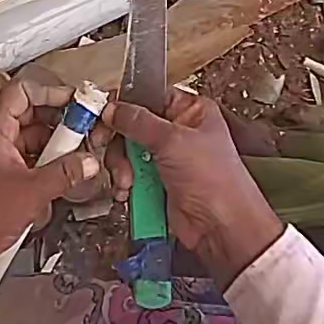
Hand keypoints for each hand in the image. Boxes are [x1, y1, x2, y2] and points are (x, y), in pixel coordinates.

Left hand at [0, 79, 101, 255]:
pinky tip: (63, 172)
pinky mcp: (0, 173)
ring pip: (31, 136)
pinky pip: (28, 156)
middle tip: (83, 129)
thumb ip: (65, 173)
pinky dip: (46, 160)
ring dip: (55, 142)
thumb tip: (88, 161)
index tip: (74, 102)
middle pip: (29, 113)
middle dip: (58, 120)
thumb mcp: (32, 191)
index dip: (50, 92)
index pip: (21, 92)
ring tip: (77, 154)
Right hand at [102, 90, 285, 285]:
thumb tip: (111, 108)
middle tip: (104, 146)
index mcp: (189, 110)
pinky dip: (123, 182)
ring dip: (120, 166)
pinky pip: (129, 174)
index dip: (122, 104)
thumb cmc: (215, 181)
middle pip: (130, 124)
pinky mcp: (156, 181)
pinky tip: (127, 191)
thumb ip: (137, 121)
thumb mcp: (173, 141)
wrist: (222, 228)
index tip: (102, 115)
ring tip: (127, 179)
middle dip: (118, 141)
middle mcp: (177, 131)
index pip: (147, 95)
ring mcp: (166, 157)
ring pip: (126, 151)